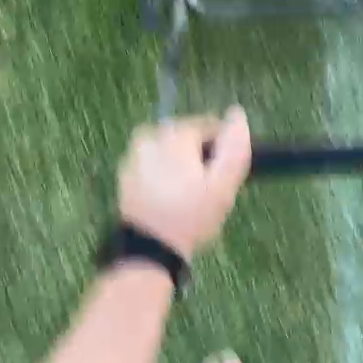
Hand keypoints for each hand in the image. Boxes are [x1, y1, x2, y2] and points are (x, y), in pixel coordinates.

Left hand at [117, 107, 251, 260]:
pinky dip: (163, 175)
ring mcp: (133, 156)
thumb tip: (237, 113)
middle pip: (186, 137)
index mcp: (173, 134)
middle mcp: (149, 137)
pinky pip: (152, 165)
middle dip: (199, 156)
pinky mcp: (125, 175)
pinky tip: (171, 198)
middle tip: (209, 187)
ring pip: (168, 151)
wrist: (149, 249)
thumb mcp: (222, 185)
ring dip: (181, 165)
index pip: (208, 126)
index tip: (226, 174)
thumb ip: (234, 148)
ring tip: (190, 194)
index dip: (222, 149)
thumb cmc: (191, 217)